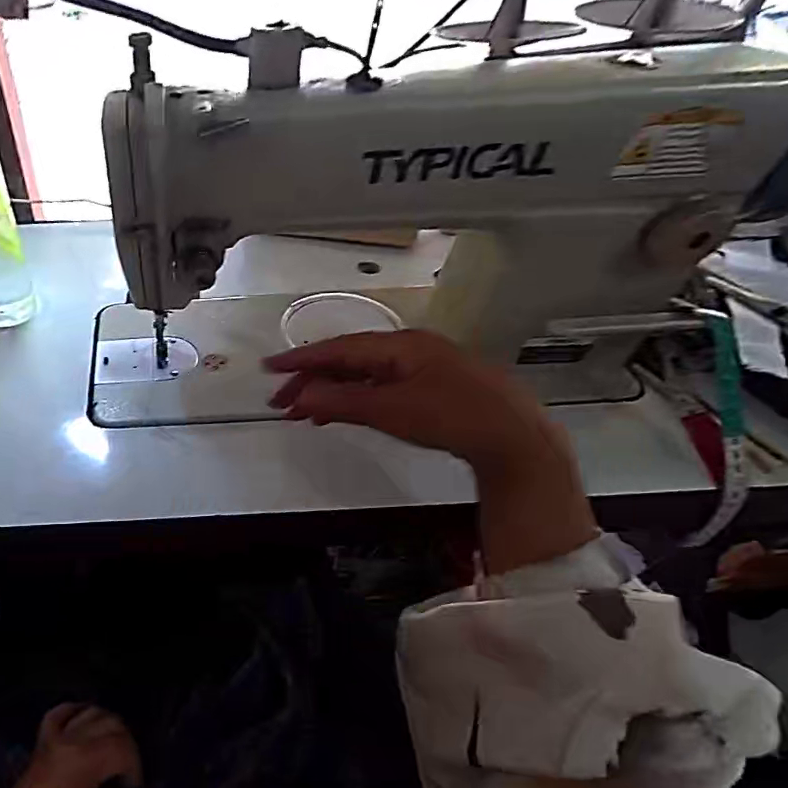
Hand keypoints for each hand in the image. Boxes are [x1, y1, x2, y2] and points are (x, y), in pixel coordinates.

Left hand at [0, 705, 163, 787]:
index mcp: (84, 760)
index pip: (124, 746)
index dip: (135, 769)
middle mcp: (68, 740)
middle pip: (109, 723)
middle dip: (126, 746)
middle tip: (126, 780)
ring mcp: (50, 741)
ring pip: (87, 713)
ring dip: (106, 728)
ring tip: (113, 760)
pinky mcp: (38, 747)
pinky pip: (59, 716)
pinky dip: (76, 714)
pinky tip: (86, 729)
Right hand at [265, 330, 596, 572]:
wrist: (517, 441)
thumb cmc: (453, 418)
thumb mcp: (390, 411)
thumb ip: (340, 403)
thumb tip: (299, 398)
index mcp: (399, 346)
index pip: (338, 349)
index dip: (301, 359)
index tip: (270, 368)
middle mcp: (409, 350)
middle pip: (348, 360)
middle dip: (312, 380)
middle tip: (282, 403)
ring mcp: (423, 368)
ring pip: (363, 375)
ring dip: (331, 392)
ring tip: (302, 413)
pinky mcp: (432, 388)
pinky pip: (380, 386)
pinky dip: (354, 399)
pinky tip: (340, 414)